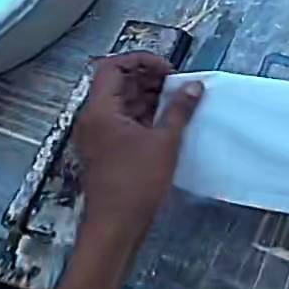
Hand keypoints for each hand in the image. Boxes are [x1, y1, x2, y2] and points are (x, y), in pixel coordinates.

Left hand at [73, 51, 203, 240]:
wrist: (116, 228)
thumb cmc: (135, 183)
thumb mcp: (164, 142)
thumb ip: (180, 109)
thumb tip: (194, 85)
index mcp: (100, 110)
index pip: (113, 67)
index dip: (141, 60)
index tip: (168, 69)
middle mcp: (94, 119)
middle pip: (118, 82)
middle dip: (149, 77)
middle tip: (178, 82)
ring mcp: (100, 135)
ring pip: (123, 101)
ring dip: (150, 95)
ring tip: (179, 99)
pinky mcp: (109, 149)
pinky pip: (126, 119)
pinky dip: (146, 113)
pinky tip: (170, 119)